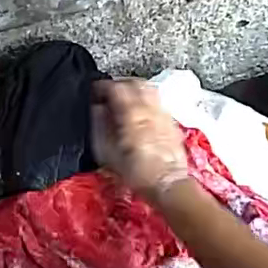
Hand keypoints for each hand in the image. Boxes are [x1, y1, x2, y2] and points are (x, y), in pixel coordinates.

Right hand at [91, 79, 190, 198]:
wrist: (168, 184)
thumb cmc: (138, 173)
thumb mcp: (109, 154)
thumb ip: (100, 127)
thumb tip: (97, 110)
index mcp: (131, 114)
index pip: (115, 88)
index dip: (102, 86)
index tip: (95, 90)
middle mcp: (149, 109)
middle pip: (134, 82)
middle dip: (120, 83)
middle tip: (110, 90)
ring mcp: (163, 114)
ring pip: (149, 88)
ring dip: (135, 87)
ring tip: (126, 96)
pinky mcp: (172, 121)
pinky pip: (159, 101)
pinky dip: (148, 99)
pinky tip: (143, 110)